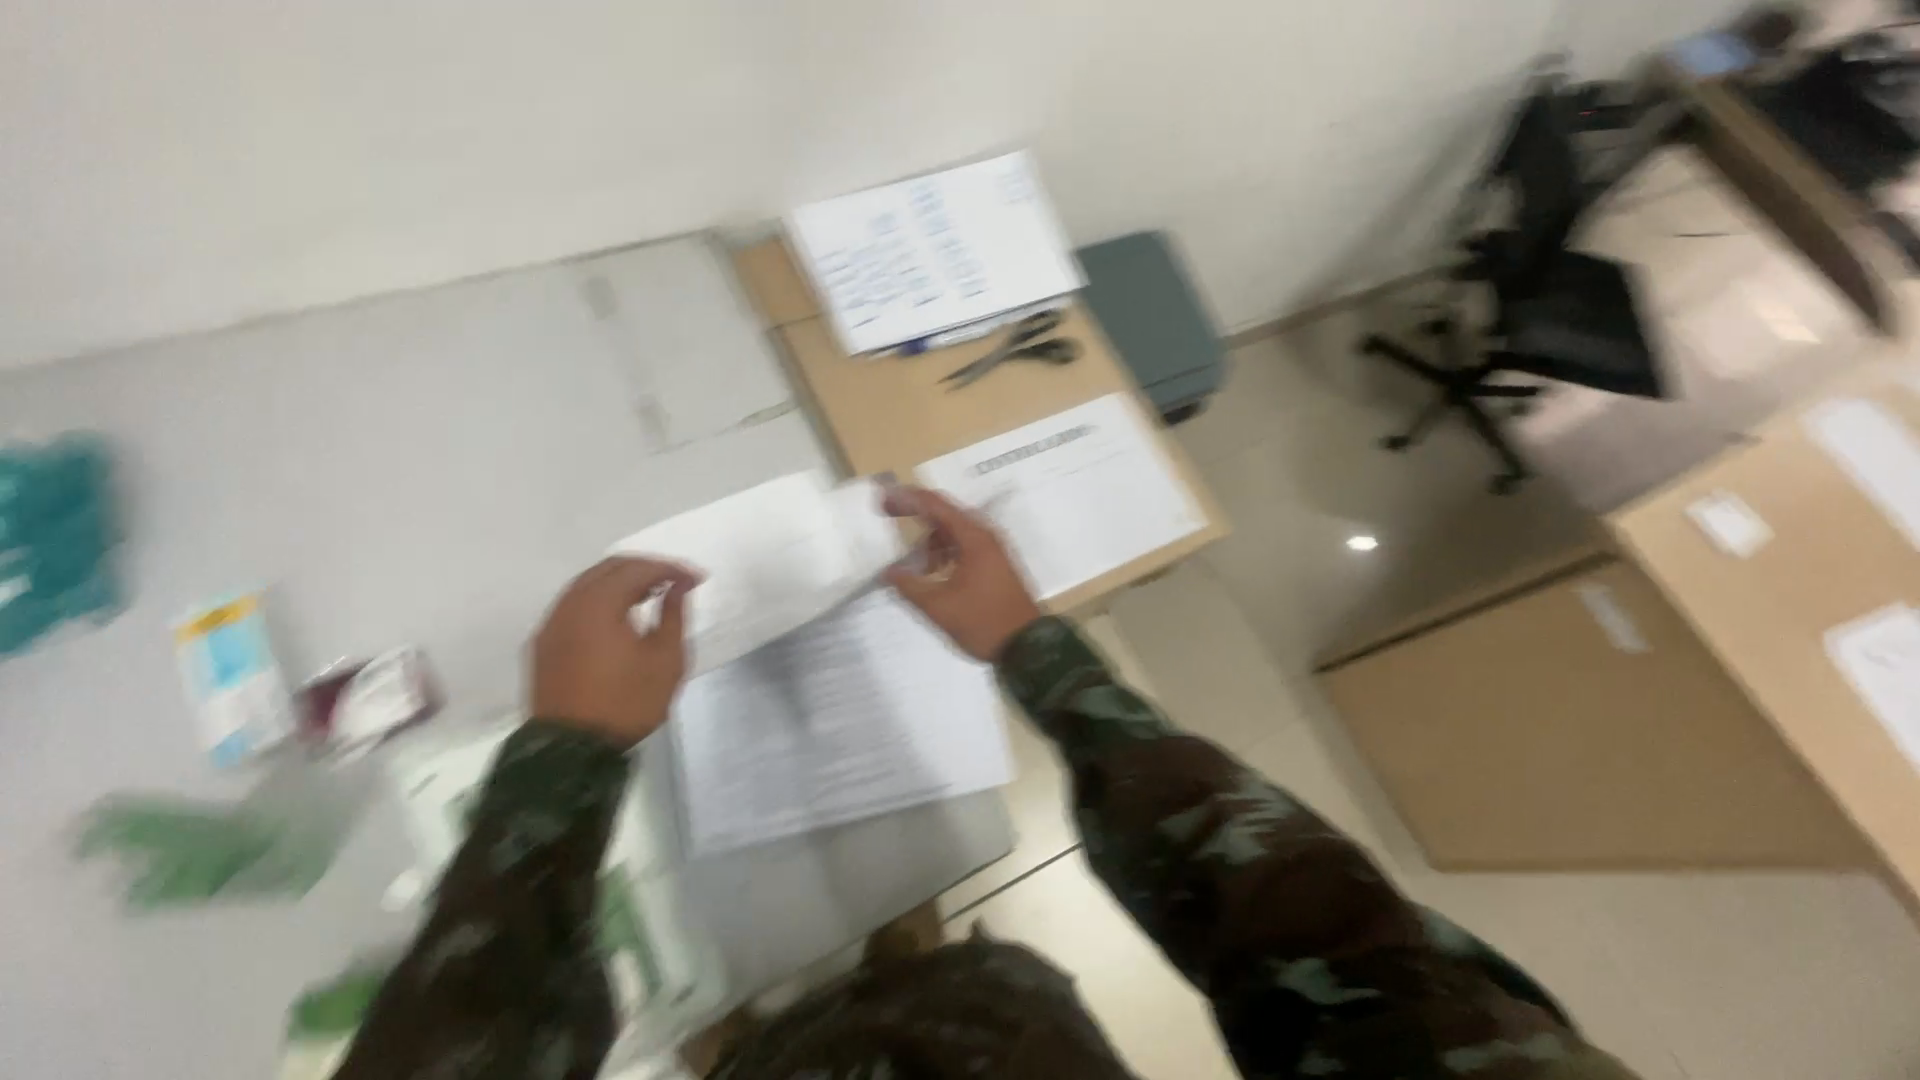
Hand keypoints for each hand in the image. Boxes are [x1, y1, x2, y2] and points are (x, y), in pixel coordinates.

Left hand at [529, 557, 703, 747]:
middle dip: (646, 568)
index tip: (697, 580)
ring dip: (621, 583)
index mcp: (599, 604)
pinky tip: (618, 619)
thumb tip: (678, 587)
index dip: (672, 569)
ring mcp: (551, 624)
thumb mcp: (665, 660)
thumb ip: (673, 615)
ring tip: (651, 596)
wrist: (570, 751)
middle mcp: (569, 604)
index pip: (639, 568)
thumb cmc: (627, 703)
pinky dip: (600, 601)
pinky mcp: (543, 644)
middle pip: (610, 567)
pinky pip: (573, 606)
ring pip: (588, 585)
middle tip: (676, 582)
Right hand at [881, 486, 1042, 661]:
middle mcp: (985, 535)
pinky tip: (935, 573)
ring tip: (918, 567)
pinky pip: (965, 546)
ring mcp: (993, 549)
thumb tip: (887, 572)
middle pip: (945, 514)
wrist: (1028, 646)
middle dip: (915, 514)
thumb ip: (909, 585)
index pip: (935, 504)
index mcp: (974, 538)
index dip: (906, 498)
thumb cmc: (983, 623)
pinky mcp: (996, 564)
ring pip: (954, 532)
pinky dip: (946, 552)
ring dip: (932, 541)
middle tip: (888, 516)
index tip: (882, 499)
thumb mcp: (939, 607)